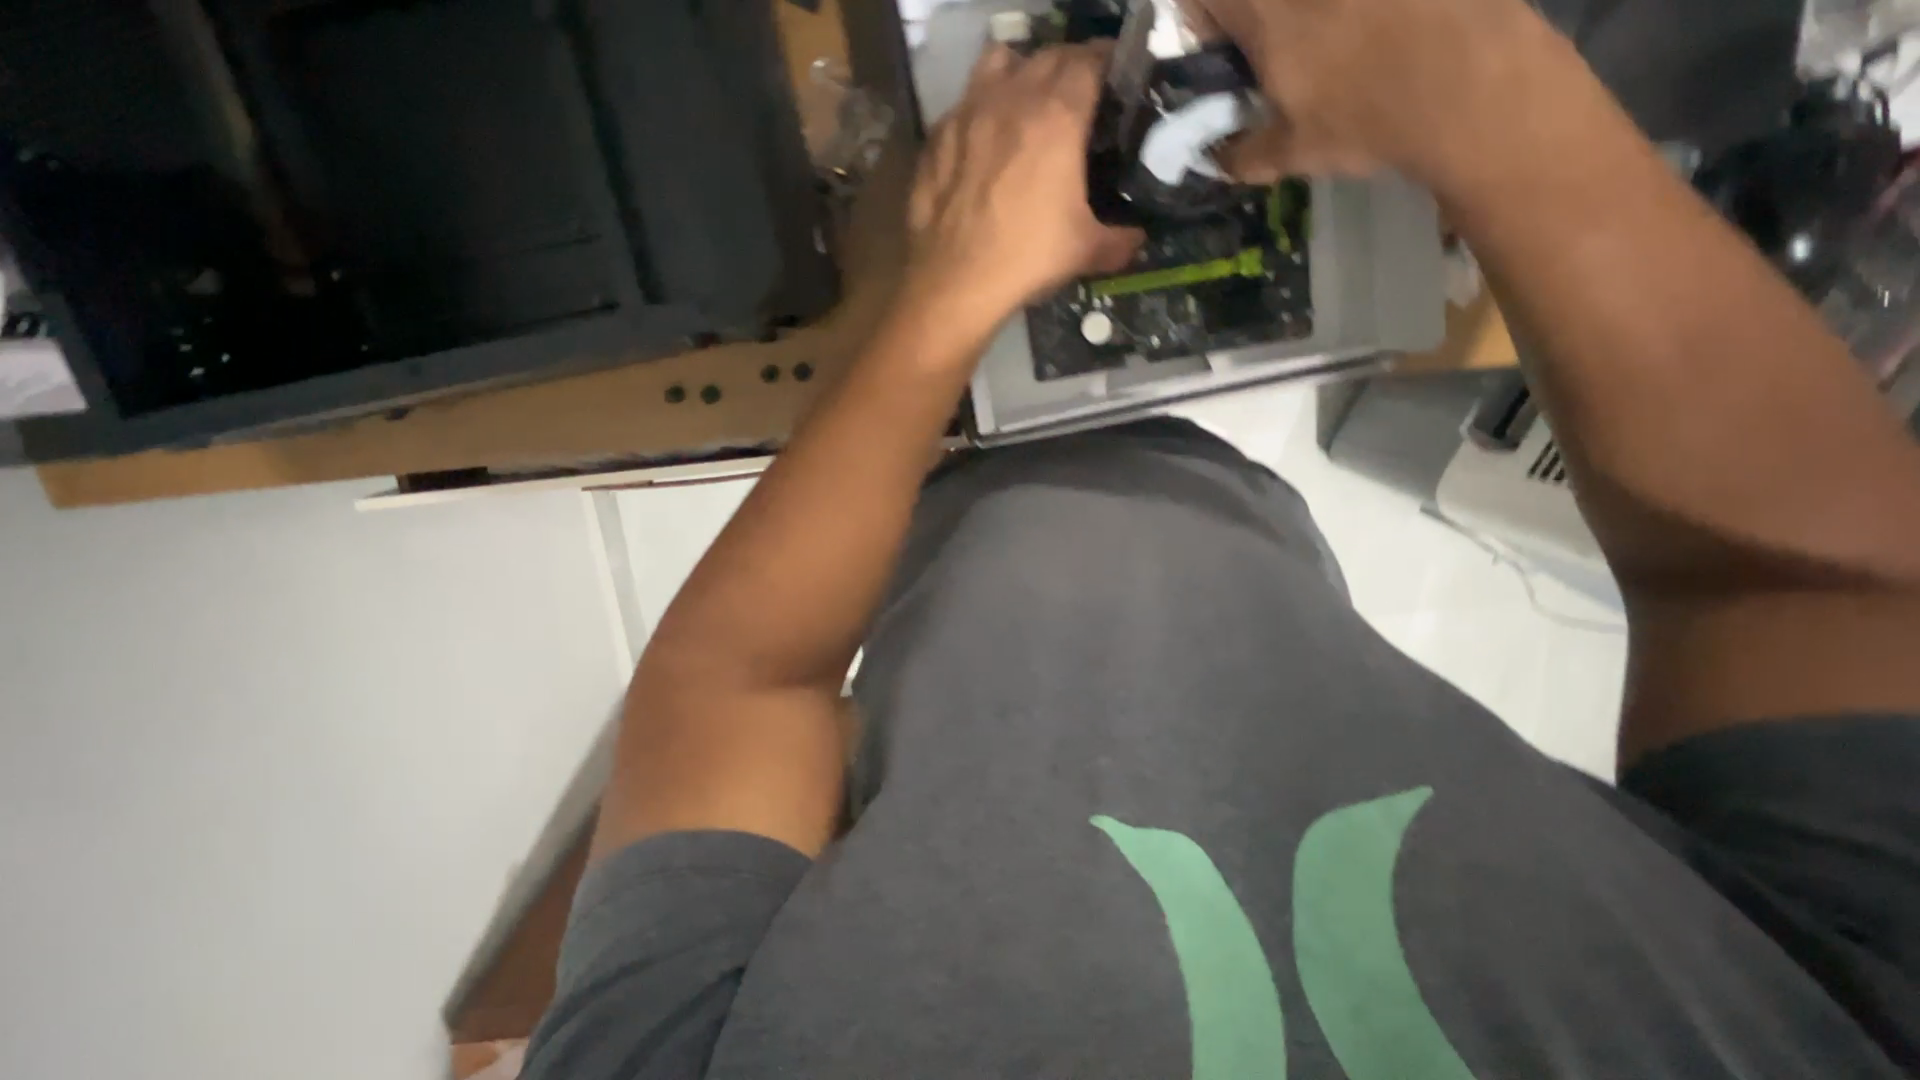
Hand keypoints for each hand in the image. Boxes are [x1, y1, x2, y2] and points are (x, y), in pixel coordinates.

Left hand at [902, 43, 1143, 332]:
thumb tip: (1137, 240)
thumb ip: (1120, 239)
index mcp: (1057, 117)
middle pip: (1047, 57)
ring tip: (1028, 99)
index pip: (1089, 63)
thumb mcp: (1086, 251)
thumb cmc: (1027, 259)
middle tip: (1078, 92)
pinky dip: (980, 107)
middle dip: (1067, 67)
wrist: (955, 283)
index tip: (1114, 80)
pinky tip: (985, 138)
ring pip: (999, 62)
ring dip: (1020, 71)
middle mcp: (1011, 100)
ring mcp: (968, 113)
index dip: (1106, 66)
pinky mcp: (936, 136)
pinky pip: (964, 101)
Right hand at [1186, 0, 1594, 192]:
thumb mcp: (1294, 153)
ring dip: (1313, 15)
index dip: (1202, 22)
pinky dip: (1362, 12)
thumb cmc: (1367, 121)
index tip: (1220, 51)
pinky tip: (1385, 27)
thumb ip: (1243, 154)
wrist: (1473, 88)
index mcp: (1266, 12)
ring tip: (1336, 40)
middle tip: (1278, 51)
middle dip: (1259, 18)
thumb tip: (1218, 157)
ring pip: (1314, 0)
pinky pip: (1365, 3)